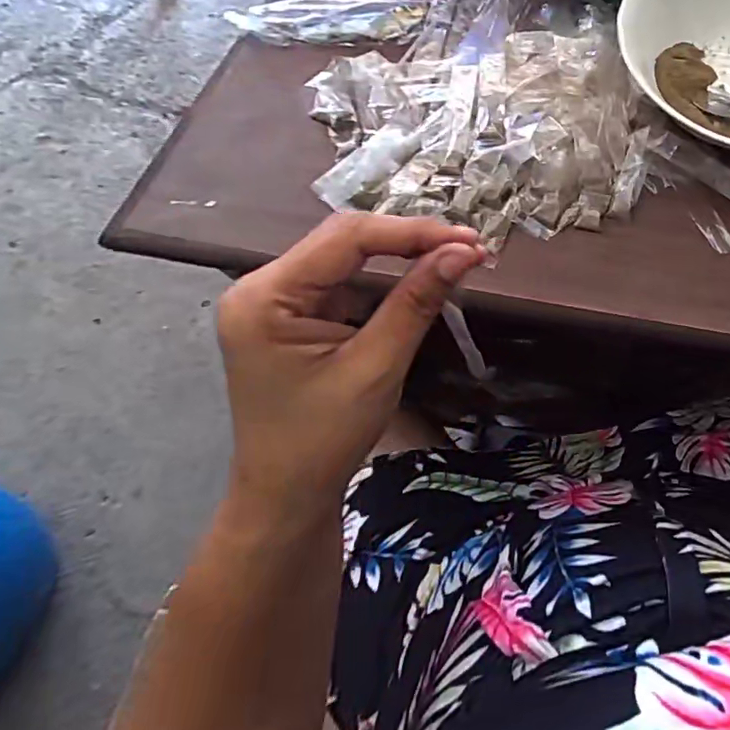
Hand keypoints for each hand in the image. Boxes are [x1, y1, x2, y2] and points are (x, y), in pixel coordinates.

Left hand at [214, 213, 484, 521]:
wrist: (286, 497)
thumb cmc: (323, 440)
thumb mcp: (376, 367)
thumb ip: (416, 302)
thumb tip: (462, 253)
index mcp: (266, 296)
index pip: (347, 237)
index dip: (412, 232)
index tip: (467, 239)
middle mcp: (262, 286)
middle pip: (345, 240)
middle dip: (409, 241)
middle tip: (467, 247)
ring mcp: (276, 300)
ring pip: (348, 259)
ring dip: (401, 258)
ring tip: (453, 259)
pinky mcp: (293, 316)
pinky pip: (345, 284)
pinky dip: (385, 283)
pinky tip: (420, 280)